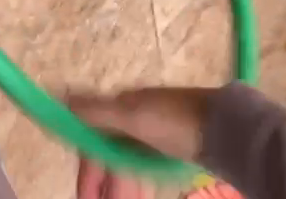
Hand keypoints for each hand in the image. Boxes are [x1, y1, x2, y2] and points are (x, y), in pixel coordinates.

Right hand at [69, 88, 214, 198]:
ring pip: (129, 166)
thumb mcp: (132, 116)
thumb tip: (57, 98)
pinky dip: (139, 185)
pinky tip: (140, 194)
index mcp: (120, 109)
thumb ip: (95, 111)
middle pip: (110, 157)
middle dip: (103, 186)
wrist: (227, 128)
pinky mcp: (175, 150)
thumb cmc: (175, 122)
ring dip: (122, 189)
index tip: (83, 197)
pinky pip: (147, 170)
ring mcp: (155, 135)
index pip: (92, 141)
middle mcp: (133, 120)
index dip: (86, 170)